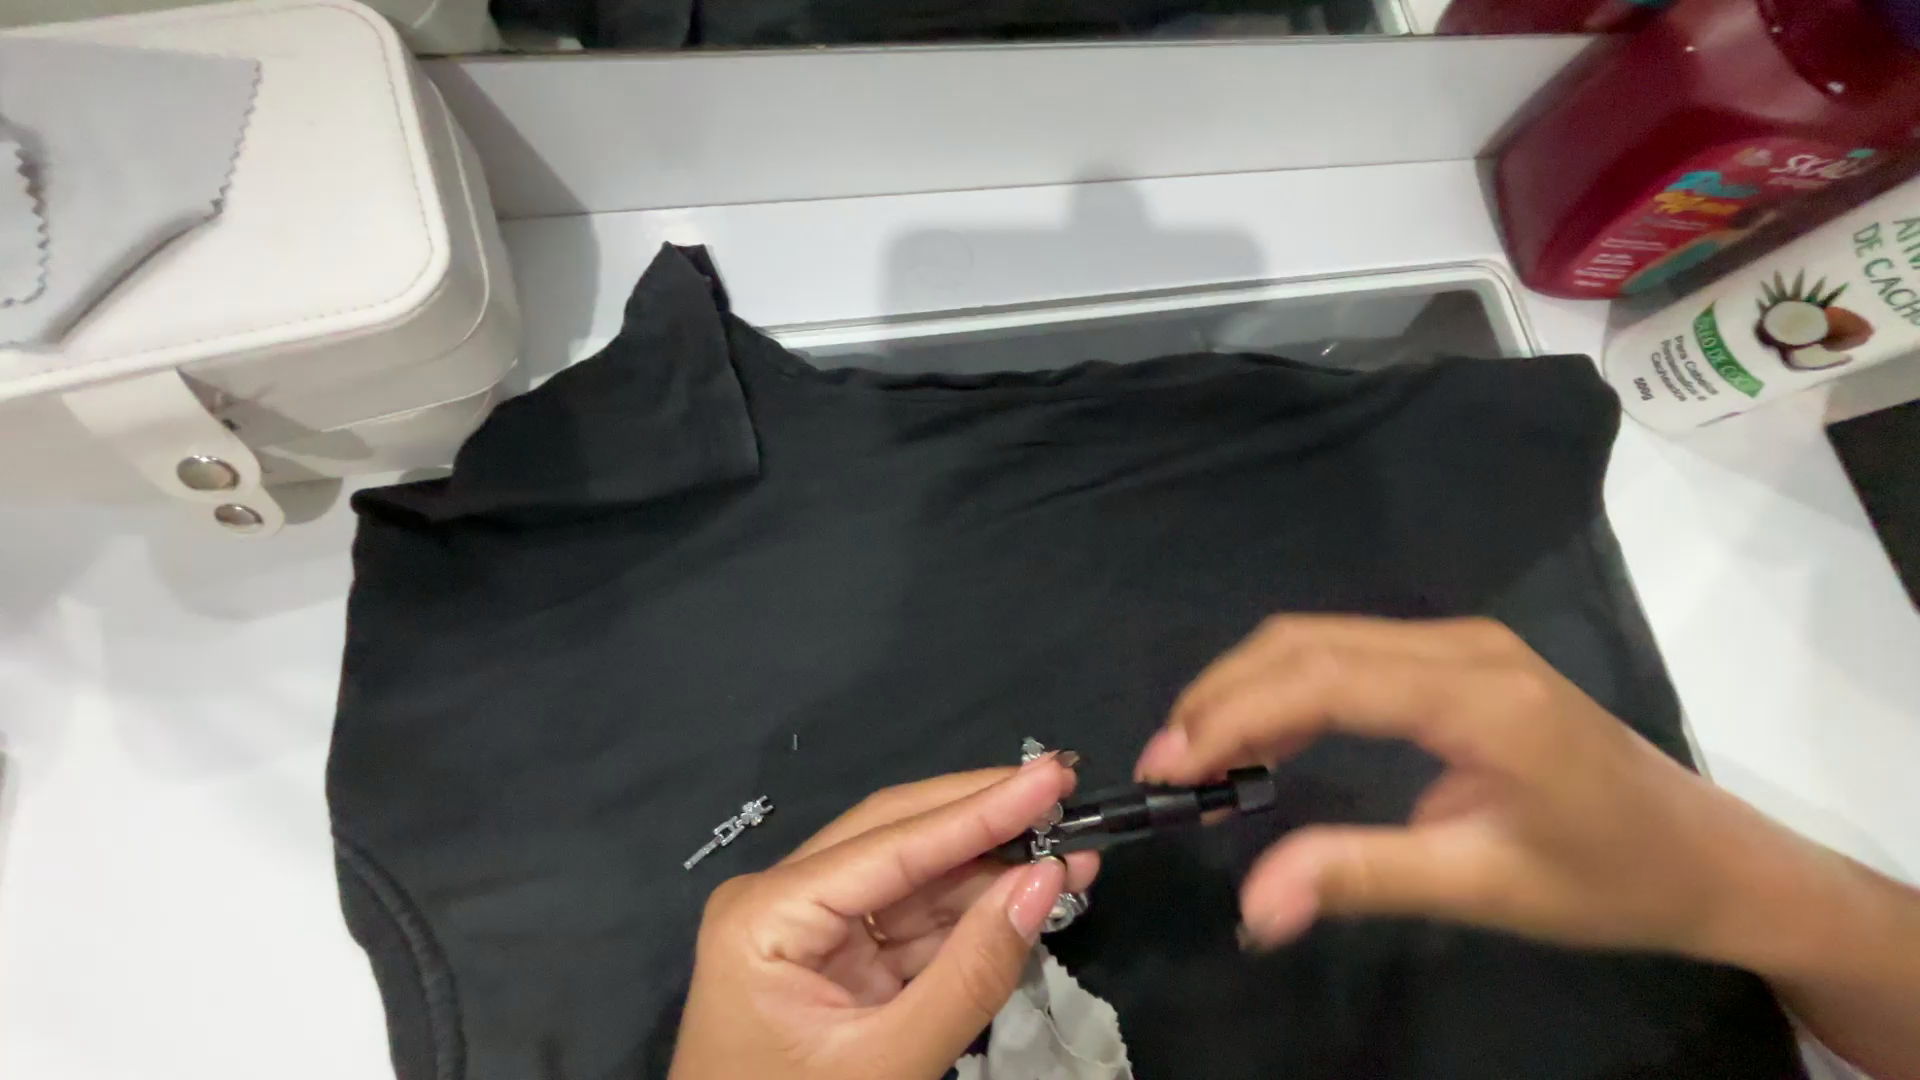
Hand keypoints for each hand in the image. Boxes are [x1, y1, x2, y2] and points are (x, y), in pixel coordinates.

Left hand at [669, 759, 1099, 1079]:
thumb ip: (972, 972)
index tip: (1052, 777)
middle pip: (901, 836)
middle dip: (986, 818)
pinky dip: (973, 910)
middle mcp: (785, 896)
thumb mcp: (889, 1066)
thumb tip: (1046, 879)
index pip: (893, 844)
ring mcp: (811, 923)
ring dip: (991, 864)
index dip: (982, 808)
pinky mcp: (838, 954)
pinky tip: (1025, 893)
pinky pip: (913, 919)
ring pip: (914, 874)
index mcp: (769, 911)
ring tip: (1068, 850)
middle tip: (1062, 791)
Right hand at [1132, 615, 1786, 956]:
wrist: (1714, 856)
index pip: (1322, 679)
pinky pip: (1338, 652)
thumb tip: (1254, 907)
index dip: (1232, 714)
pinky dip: (1281, 689)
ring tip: (1198, 752)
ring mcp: (1452, 641)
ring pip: (1311, 639)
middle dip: (1219, 697)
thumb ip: (1360, 878)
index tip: (1167, 764)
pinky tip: (1260, 738)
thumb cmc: (1609, 879)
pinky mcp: (1445, 654)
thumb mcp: (1482, 888)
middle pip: (1302, 643)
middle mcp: (1457, 645)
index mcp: (1479, 698)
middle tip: (1166, 762)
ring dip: (1242, 689)